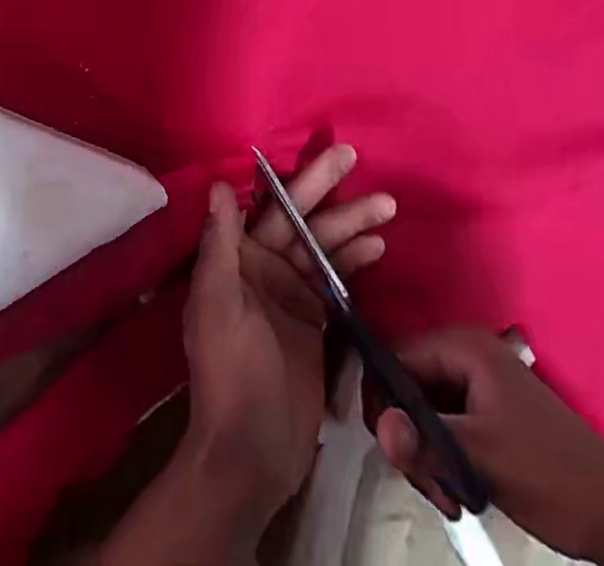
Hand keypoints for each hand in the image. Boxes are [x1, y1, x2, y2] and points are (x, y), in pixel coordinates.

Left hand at [182, 145, 394, 517]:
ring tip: (386, 205)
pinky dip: (356, 260)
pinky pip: (338, 278)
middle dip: (329, 191)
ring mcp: (292, 294)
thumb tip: (217, 185)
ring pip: (325, 246)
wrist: (253, 449)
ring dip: (352, 224)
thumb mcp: (217, 306)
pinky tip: (378, 246)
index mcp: (236, 262)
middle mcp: (264, 270)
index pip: (271, 209)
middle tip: (356, 156)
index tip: (322, 154)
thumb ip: (220, 246)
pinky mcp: (316, 319)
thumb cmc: (231, 372)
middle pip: (302, 221)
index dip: (296, 180)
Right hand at [373, 329, 603, 565]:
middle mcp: (468, 357)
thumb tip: (378, 426)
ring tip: (447, 494)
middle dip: (406, 435)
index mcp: (467, 349)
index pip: (396, 355)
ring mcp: (476, 386)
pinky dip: (438, 460)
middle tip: (426, 480)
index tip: (388, 444)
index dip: (381, 396)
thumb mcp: (480, 457)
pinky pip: (441, 428)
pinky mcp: (483, 415)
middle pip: (405, 385)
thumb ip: (424, 440)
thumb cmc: (548, 474)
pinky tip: (455, 493)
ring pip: (420, 412)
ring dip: (423, 455)